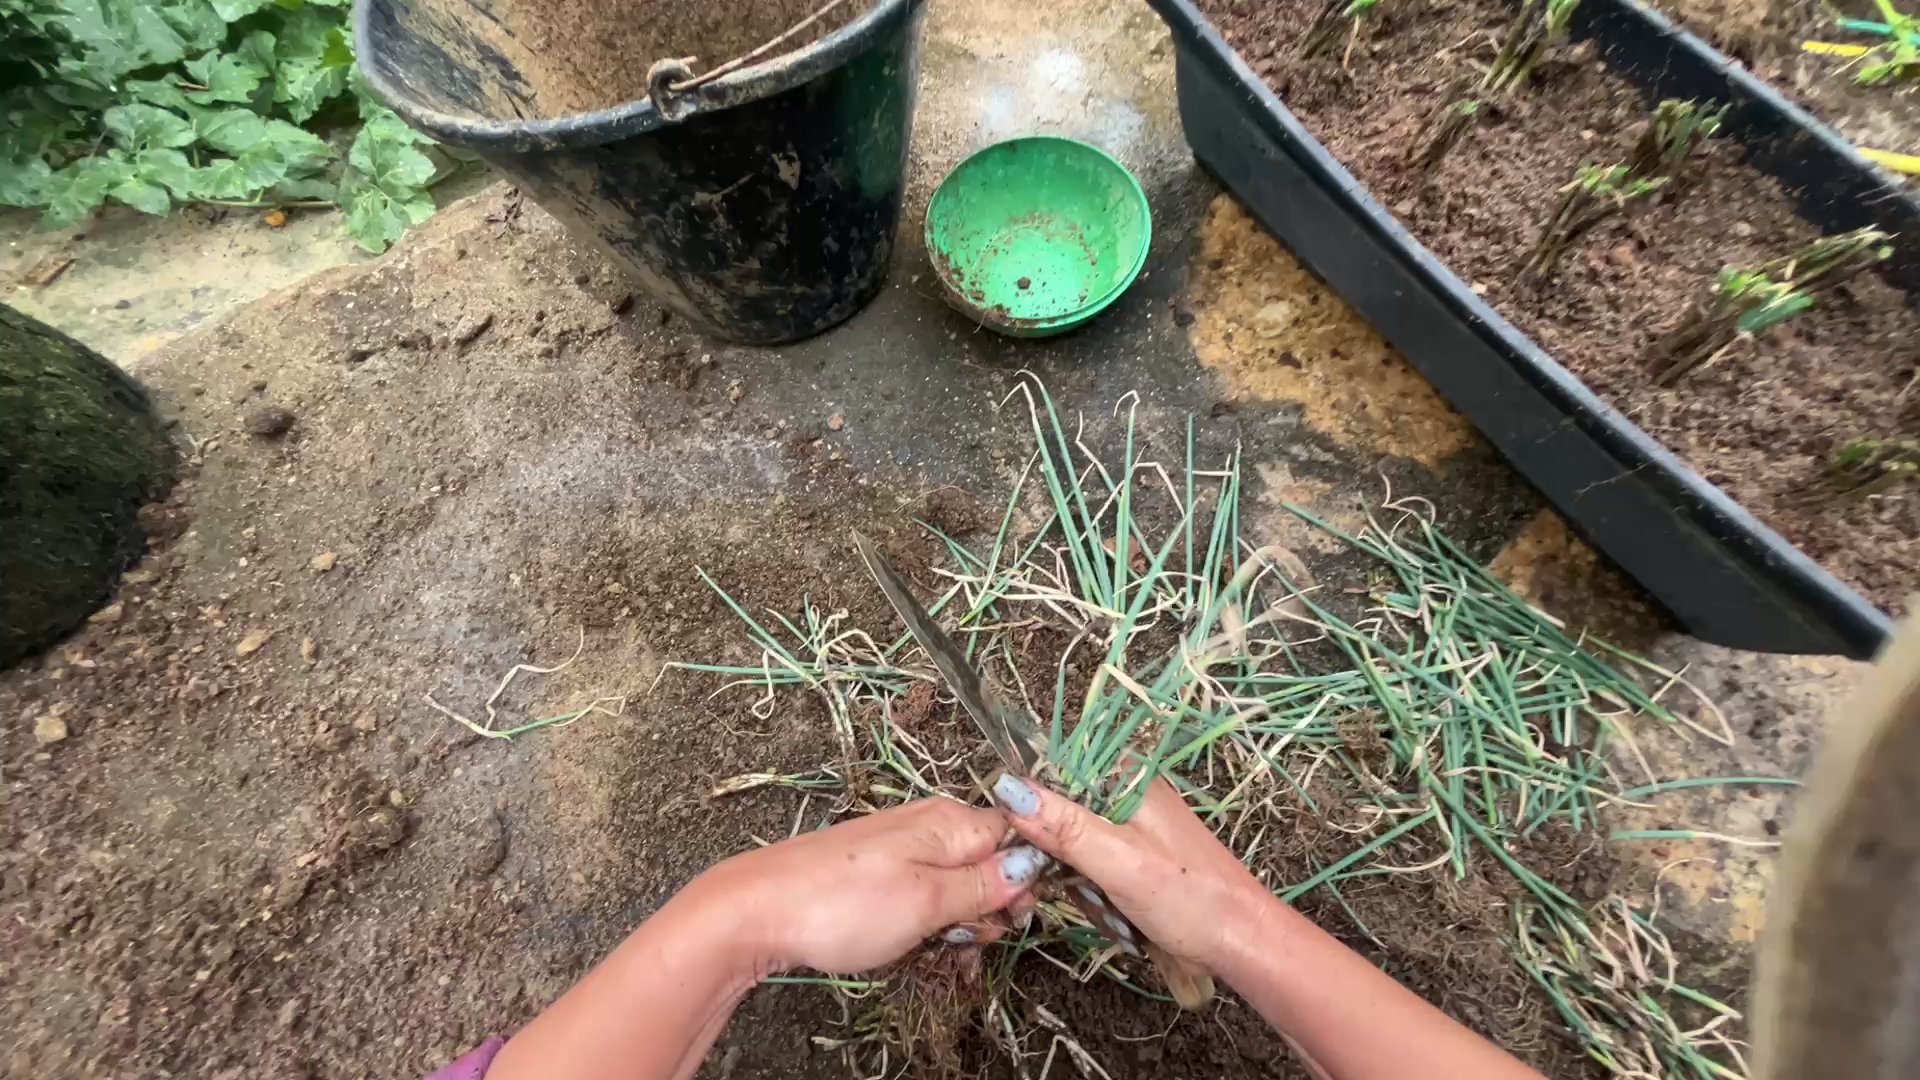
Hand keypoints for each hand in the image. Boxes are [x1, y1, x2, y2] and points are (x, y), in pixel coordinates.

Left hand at [689, 796, 1047, 975]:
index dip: (1022, 879)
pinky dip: (933, 917)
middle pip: (989, 861)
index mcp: (950, 821)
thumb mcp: (926, 902)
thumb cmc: (845, 904)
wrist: (761, 908)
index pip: (1015, 837)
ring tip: (940, 949)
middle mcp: (932, 823)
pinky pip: (929, 887)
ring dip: (962, 919)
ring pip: (960, 880)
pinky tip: (920, 942)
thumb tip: (1032, 865)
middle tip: (965, 941)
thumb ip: (984, 884)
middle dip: (990, 906)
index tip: (1010, 918)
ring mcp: (906, 843)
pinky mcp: (885, 865)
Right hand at [991, 772, 1272, 972]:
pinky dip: (1092, 882)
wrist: (1244, 942)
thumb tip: (1007, 789)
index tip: (1025, 849)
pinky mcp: (1136, 846)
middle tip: (1078, 887)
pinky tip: (1111, 907)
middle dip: (1057, 851)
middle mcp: (1127, 786)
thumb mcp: (1118, 862)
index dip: (1030, 808)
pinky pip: (1092, 855)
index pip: (1052, 772)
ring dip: (1076, 873)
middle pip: (1059, 806)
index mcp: (1125, 774)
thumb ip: (1064, 826)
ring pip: (1072, 836)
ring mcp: (1132, 817)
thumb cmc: (1189, 899)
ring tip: (1102, 903)